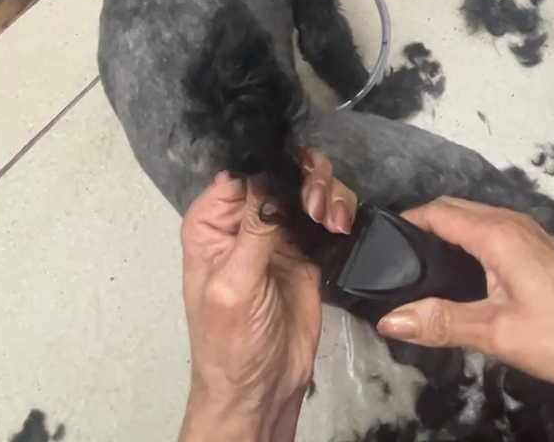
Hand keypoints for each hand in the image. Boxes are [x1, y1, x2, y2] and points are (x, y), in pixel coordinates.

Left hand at [178, 151, 357, 441]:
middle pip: (283, 168)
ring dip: (328, 192)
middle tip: (317, 206)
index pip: (244, 170)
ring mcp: (280, 230)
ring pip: (310, 183)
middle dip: (307, 176)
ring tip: (332, 222)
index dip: (272, 163)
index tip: (294, 179)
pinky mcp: (308, 245)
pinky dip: (340, 209)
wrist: (264, 389)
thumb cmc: (231, 344)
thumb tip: (266, 173)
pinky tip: (339, 228)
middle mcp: (245, 217)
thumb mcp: (235, 285)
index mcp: (213, 221)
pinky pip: (328, 210)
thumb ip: (253, 227)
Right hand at [374, 196, 553, 390]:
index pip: (439, 213)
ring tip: (419, 266)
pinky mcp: (538, 246)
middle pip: (455, 209)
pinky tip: (461, 272)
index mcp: (497, 234)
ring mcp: (528, 231)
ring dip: (446, 231)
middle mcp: (511, 222)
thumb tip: (390, 319)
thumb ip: (442, 322)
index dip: (407, 222)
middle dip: (422, 225)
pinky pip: (491, 230)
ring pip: (474, 218)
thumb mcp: (496, 334)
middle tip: (393, 259)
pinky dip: (468, 239)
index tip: (379, 243)